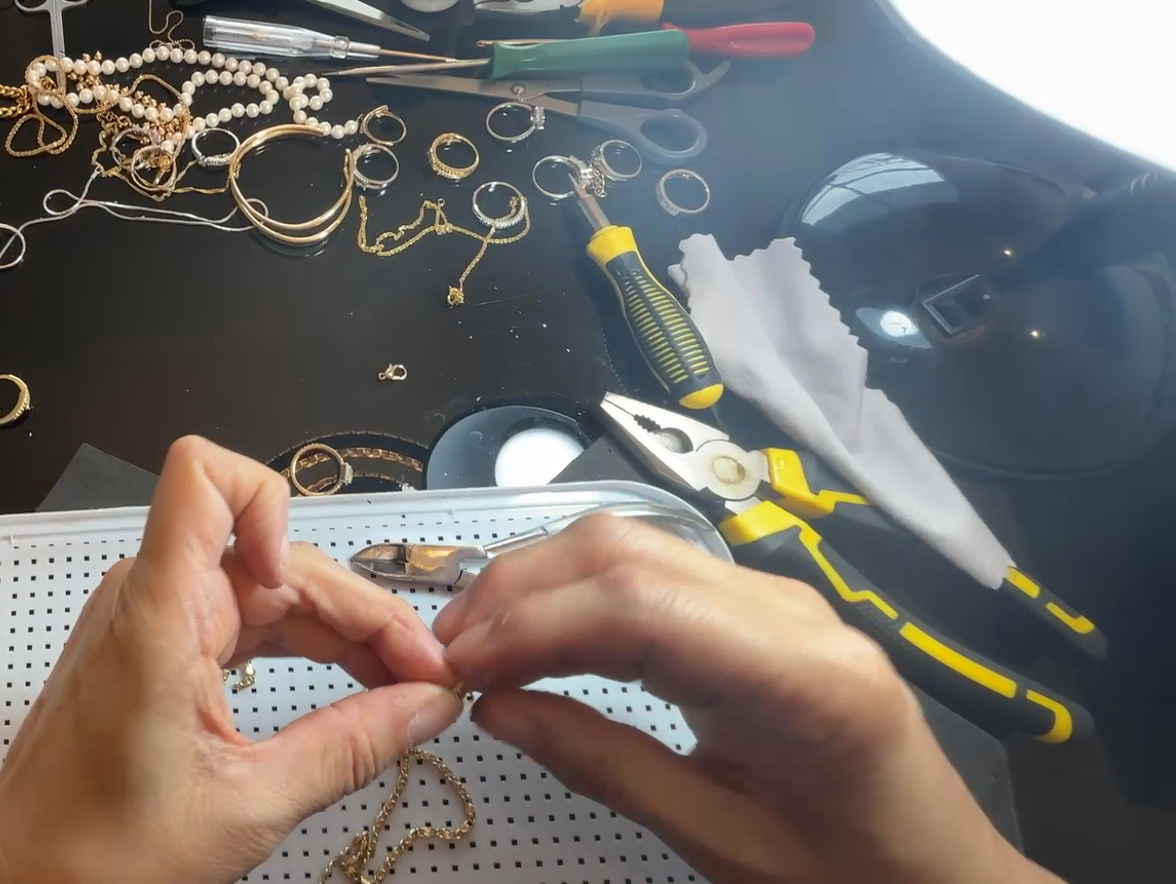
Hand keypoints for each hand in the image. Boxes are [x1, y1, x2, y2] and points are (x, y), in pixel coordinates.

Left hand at [0, 436, 461, 883]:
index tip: (305, 581)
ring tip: (407, 684)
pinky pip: (254, 613)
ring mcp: (163, 606)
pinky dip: (308, 642)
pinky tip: (356, 681)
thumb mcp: (246, 806)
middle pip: (279, 549)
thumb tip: (425, 705)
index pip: (198, 475)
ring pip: (277, 582)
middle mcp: (158, 588)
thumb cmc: (99, 850)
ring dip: (345, 627)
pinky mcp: (169, 630)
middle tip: (425, 672)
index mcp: (158, 612)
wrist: (24, 874)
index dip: (266, 500)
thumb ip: (350, 747)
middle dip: (359, 604)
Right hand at [435, 512, 1061, 883]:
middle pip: (618, 552)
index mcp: (803, 676)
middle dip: (516, 590)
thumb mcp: (719, 843)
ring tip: (475, 634)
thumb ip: (599, 764)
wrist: (941, 875)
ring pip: (615, 541)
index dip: (533, 624)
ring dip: (529, 579)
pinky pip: (630, 562)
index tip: (462, 666)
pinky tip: (527, 622)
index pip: (637, 607)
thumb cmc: (846, 876)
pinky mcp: (733, 590)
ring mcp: (759, 586)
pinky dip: (560, 585)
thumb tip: (490, 709)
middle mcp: (782, 606)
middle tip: (451, 648)